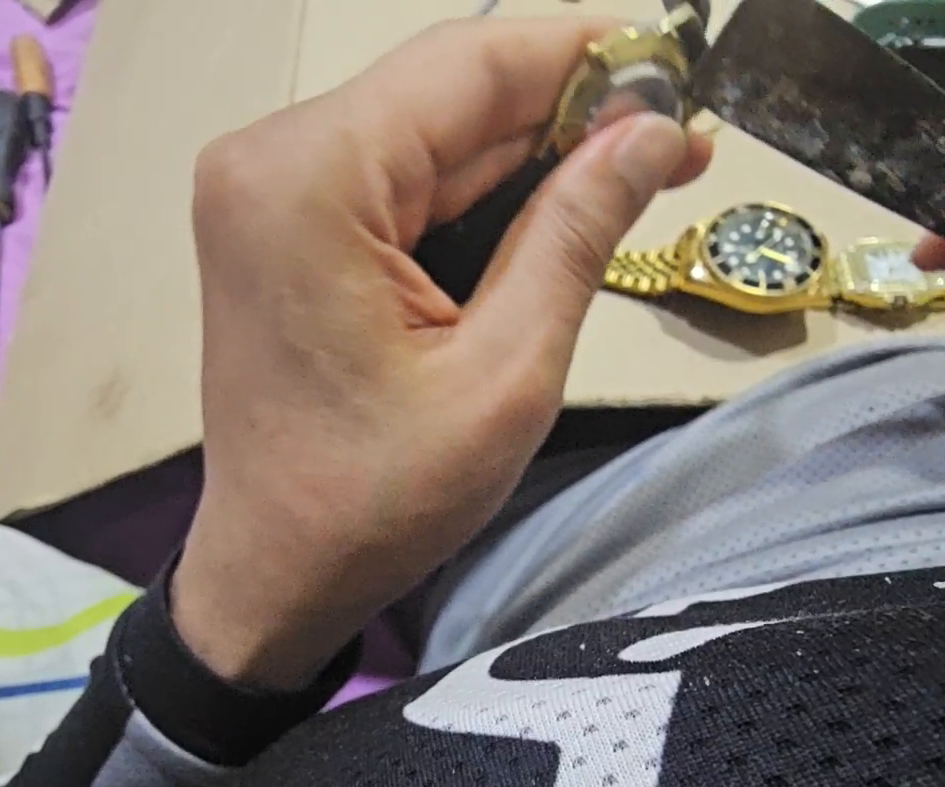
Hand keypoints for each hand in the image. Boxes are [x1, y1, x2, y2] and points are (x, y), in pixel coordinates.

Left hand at [170, 18, 712, 688]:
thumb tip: (650, 133)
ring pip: (424, 143)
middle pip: (446, 98)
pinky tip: (540, 223)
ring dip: (524, 162)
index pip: (472, 65)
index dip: (588, 56)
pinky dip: (469, 203)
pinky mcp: (278, 236)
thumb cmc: (379, 503)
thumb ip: (575, 235)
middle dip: (563, 118)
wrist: (277, 571)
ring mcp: (264, 198)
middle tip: (673, 146)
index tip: (680, 73)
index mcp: (311, 183)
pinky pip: (391, 189)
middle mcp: (269, 163)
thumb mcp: (504, 375)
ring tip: (626, 186)